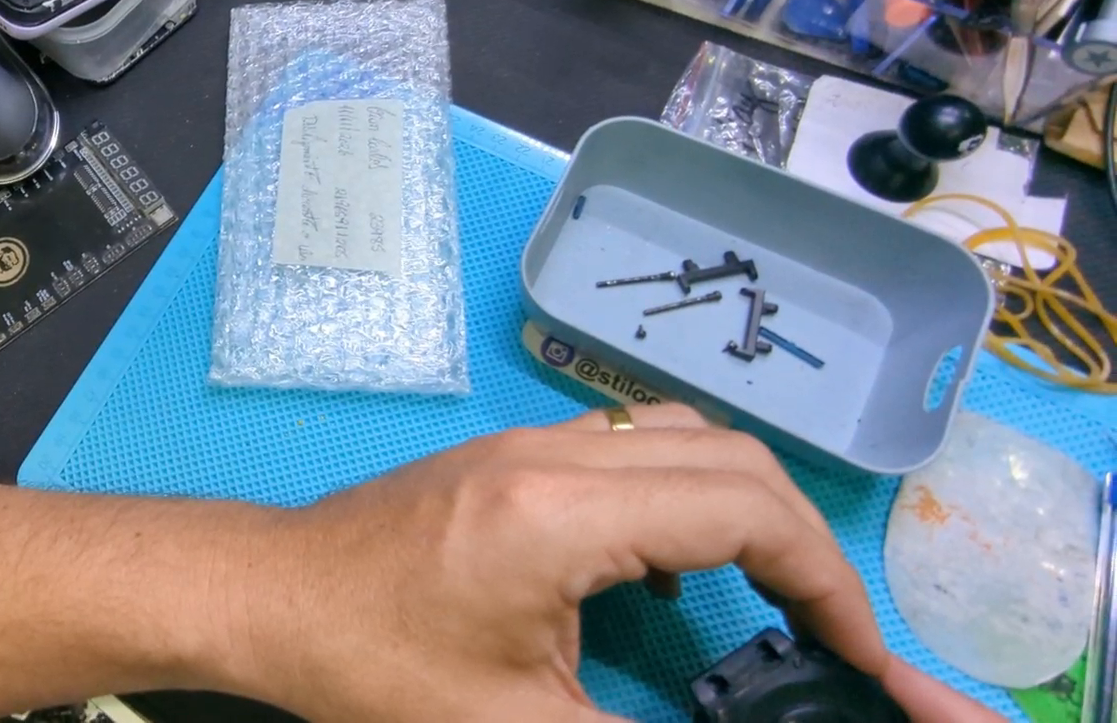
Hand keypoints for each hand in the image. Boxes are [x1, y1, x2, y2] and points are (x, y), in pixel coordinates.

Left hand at [224, 404, 1003, 721]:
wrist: (277, 594)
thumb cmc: (377, 665)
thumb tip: (725, 720)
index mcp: (560, 511)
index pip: (743, 503)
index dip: (828, 578)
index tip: (851, 654)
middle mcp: (545, 453)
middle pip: (718, 450)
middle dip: (792, 534)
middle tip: (810, 627)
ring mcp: (515, 444)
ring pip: (665, 435)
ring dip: (727, 500)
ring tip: (742, 592)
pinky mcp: (494, 454)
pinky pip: (612, 446)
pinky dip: (666, 489)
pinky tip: (651, 560)